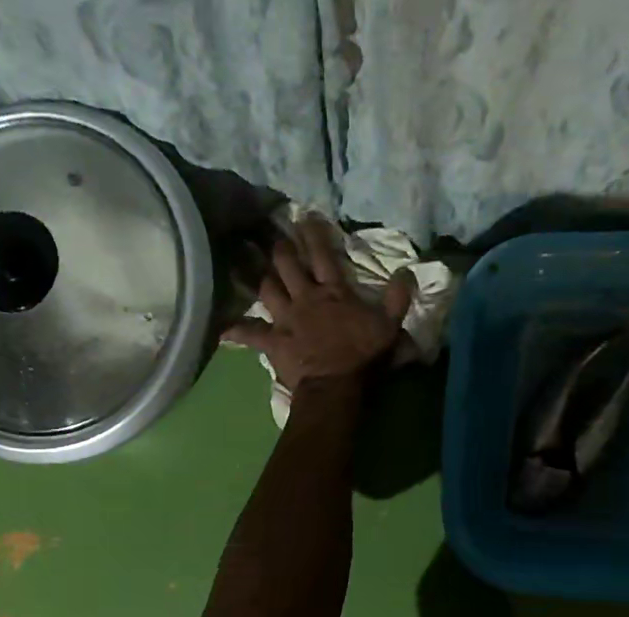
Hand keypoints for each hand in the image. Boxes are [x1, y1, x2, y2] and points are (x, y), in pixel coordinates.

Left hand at [223, 215, 414, 392]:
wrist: (335, 386)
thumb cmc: (363, 357)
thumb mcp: (390, 326)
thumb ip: (398, 298)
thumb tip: (407, 271)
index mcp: (333, 292)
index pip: (323, 254)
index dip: (313, 233)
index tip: (304, 216)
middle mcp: (305, 299)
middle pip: (287, 265)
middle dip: (279, 247)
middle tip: (271, 235)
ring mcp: (286, 319)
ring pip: (266, 289)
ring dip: (257, 275)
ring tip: (245, 261)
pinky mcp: (273, 342)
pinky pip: (250, 334)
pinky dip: (236, 331)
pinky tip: (221, 327)